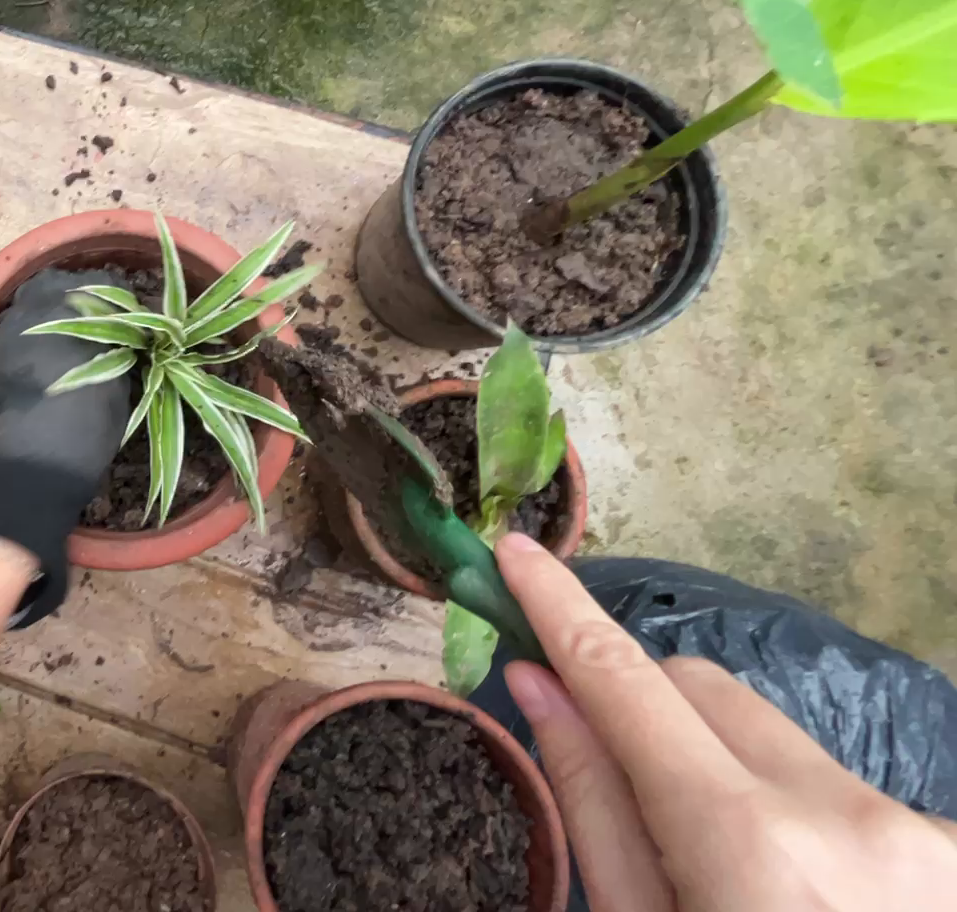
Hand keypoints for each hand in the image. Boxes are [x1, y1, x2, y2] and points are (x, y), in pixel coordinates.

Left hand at [0, 268, 132, 481]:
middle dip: (72, 293)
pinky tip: (30, 362)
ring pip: (24, 306)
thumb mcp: (116, 397)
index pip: (98, 287)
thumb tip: (118, 338)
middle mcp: (33, 320)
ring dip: (43, 313)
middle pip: (53, 285)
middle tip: (86, 314)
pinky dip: (21, 339)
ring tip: (57, 338)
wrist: (20, 480)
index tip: (118, 309)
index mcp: (75, 326)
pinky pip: (4, 334)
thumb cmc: (80, 444)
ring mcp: (0, 337)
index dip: (111, 295)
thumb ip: (116, 356)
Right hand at [495, 532, 956, 911]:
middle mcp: (850, 814)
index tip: (512, 550)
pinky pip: (844, 787)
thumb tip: (536, 682)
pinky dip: (797, 807)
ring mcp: (935, 838)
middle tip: (611, 756)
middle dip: (640, 698)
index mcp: (744, 838)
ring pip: (774, 734)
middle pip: (699, 684)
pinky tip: (815, 894)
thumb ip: (591, 798)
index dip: (556, 606)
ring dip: (723, 757)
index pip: (620, 676)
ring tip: (738, 865)